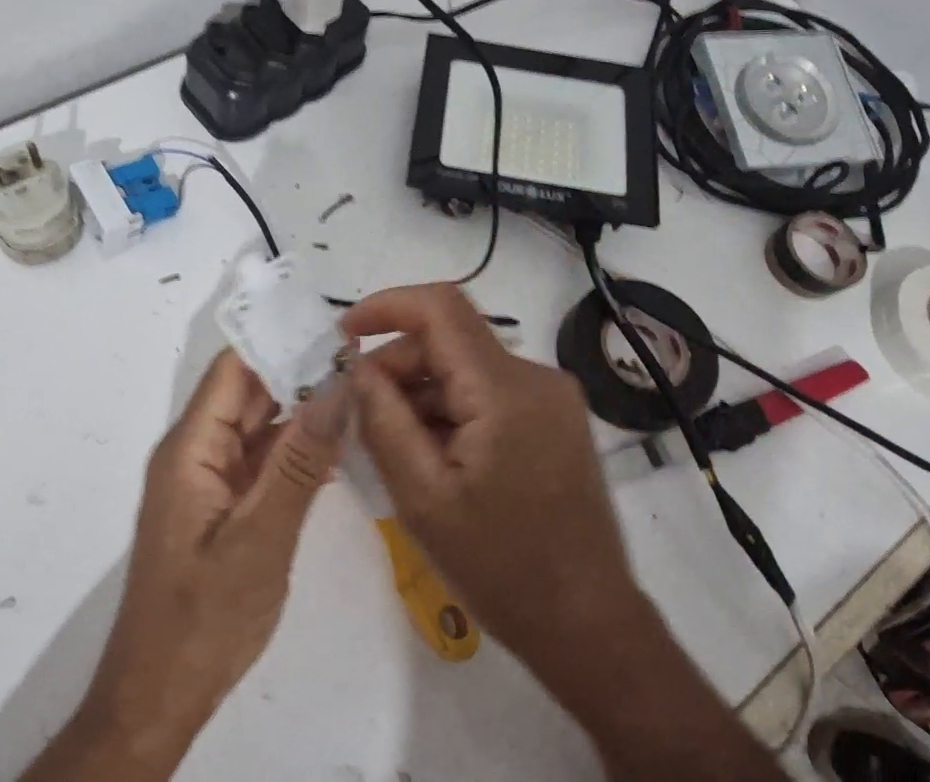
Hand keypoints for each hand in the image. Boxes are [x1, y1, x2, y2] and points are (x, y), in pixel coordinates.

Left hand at [40, 350, 347, 778]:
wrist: (161, 693)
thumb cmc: (204, 618)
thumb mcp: (260, 539)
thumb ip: (300, 463)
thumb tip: (337, 389)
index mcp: (191, 448)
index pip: (234, 370)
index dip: (281, 342)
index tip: (338, 331)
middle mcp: (196, 454)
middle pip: (248, 394)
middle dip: (300, 372)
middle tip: (367, 359)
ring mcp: (209, 482)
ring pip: (259, 428)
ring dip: (303, 411)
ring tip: (364, 392)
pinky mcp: (222, 509)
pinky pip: (262, 463)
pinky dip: (297, 452)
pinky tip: (341, 448)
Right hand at [340, 285, 649, 666]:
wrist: (586, 623)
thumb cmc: (499, 566)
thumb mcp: (422, 497)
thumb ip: (383, 421)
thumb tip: (357, 368)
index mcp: (505, 391)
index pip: (440, 308)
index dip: (385, 306)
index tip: (342, 336)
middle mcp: (536, 378)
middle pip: (449, 340)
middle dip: (397, 366)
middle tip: (361, 417)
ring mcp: (553, 399)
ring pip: (467, 367)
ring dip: (422, 394)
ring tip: (395, 450)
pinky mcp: (556, 421)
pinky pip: (489, 393)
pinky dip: (451, 411)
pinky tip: (433, 457)